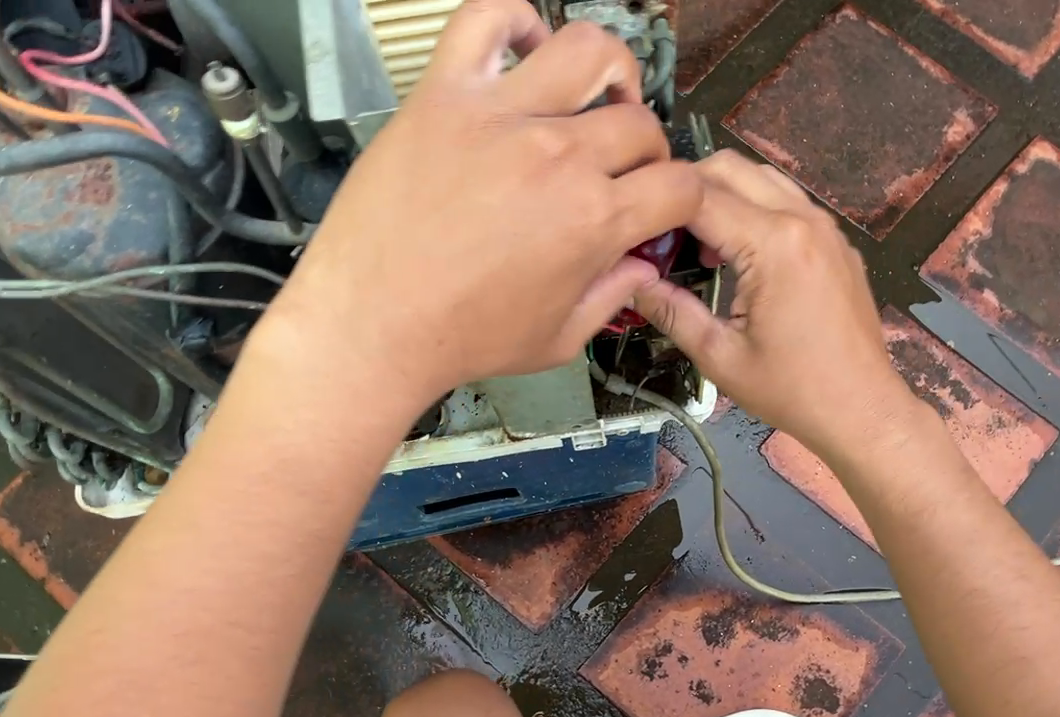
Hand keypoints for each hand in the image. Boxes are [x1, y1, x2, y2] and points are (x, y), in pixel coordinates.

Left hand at [252, 0, 701, 405]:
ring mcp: (500, 116)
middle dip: (648, 153)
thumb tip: (642, 268)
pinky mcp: (445, 95)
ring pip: (587, 51)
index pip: (678, 187)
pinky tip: (526, 50)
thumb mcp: (559, 340)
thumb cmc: (465, 339)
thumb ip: (613, 297)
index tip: (665, 210)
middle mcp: (559, 157)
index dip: (684, 200)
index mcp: (594, 222)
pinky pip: (487, 18)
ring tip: (599, 98)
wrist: (374, 324)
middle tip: (624, 175)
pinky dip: (516, 19)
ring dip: (611, 73)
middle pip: (640, 123)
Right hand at [628, 152, 915, 458]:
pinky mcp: (838, 244)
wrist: (861, 409)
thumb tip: (632, 283)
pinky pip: (789, 203)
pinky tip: (740, 256)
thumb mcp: (720, 357)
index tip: (635, 228)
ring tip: (699, 244)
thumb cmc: (791, 390)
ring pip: (763, 178)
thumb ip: (673, 312)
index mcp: (773, 244)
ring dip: (724, 195)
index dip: (659, 206)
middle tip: (661, 230)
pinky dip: (756, 210)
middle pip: (732, 167)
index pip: (700, 196)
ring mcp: (827, 227)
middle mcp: (803, 219)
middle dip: (688, 189)